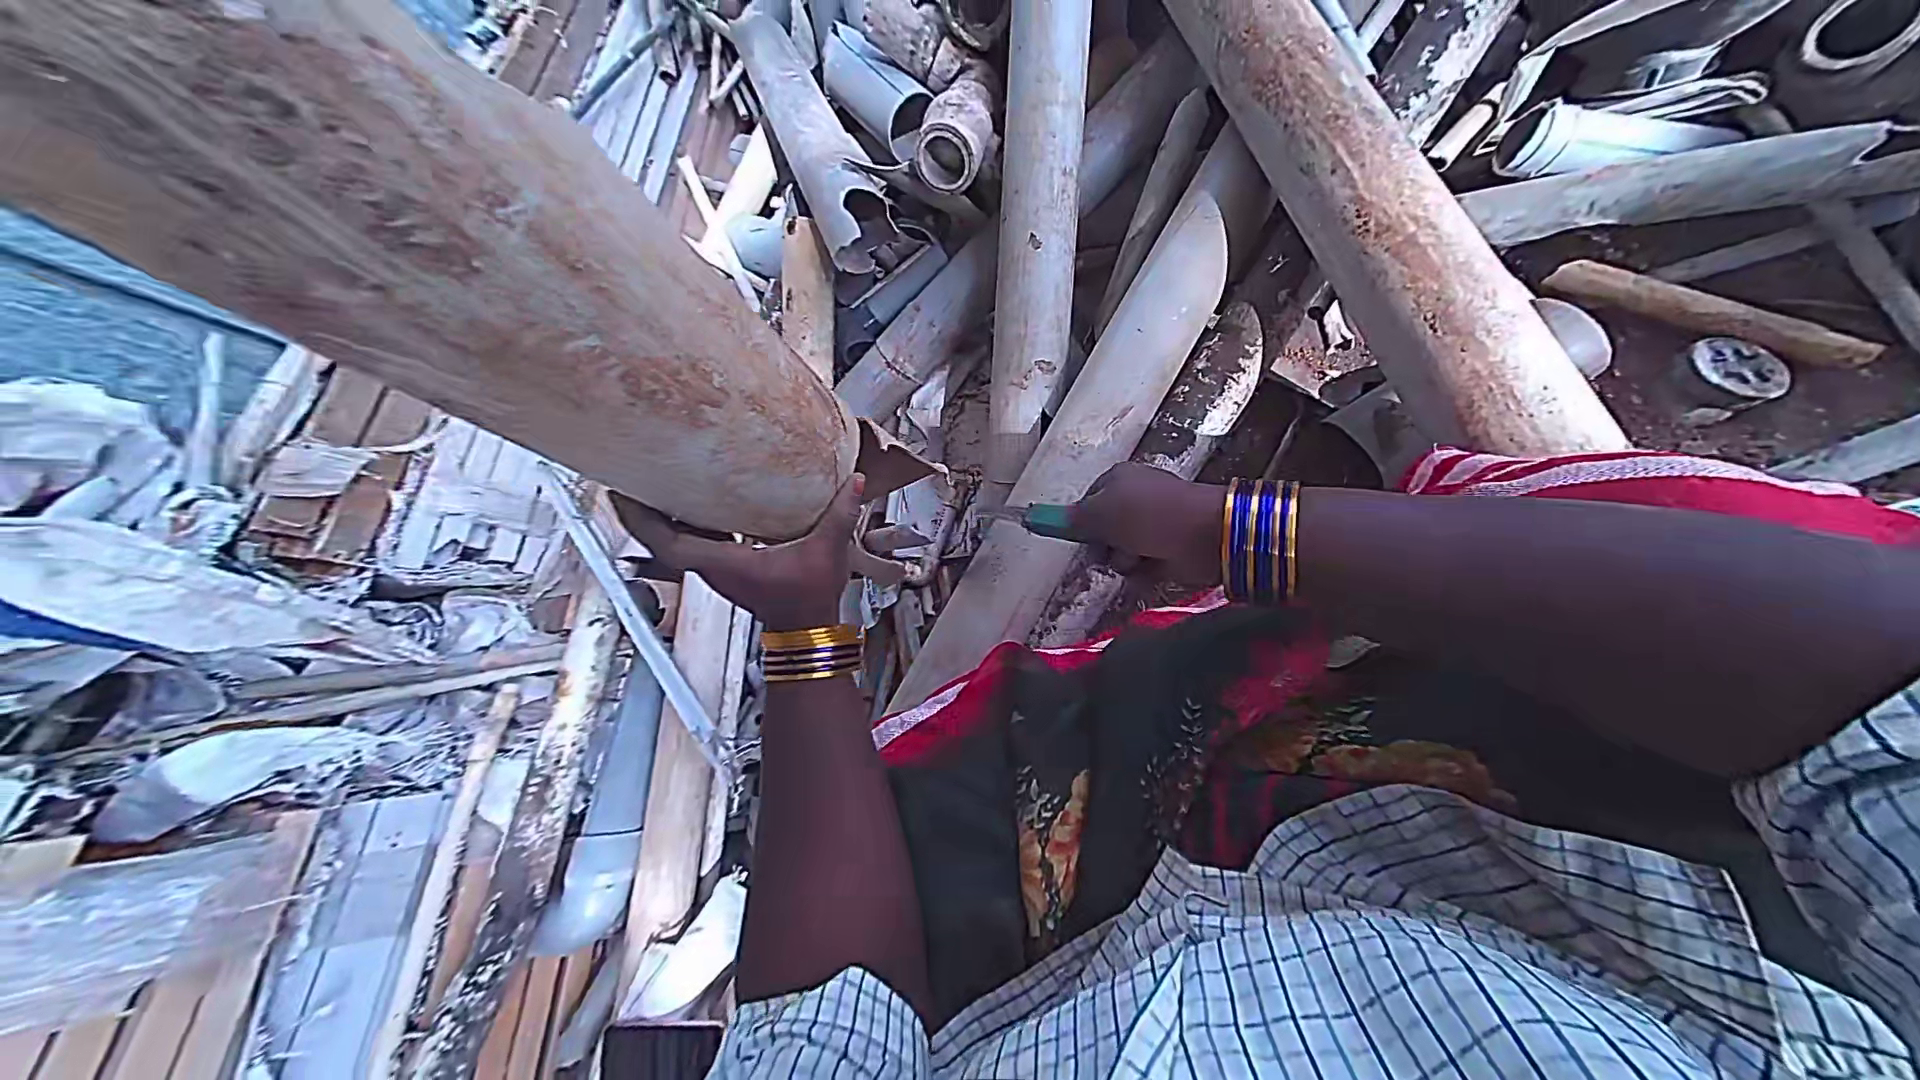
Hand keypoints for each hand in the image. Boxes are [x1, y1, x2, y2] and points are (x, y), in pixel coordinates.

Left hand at [611, 475, 865, 629]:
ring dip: (661, 515)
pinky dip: (685, 522)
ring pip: (674, 540)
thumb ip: (839, 515)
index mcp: (724, 563)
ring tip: (655, 480)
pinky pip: (693, 541)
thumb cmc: (808, 599)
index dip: (638, 517)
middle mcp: (711, 567)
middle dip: (641, 508)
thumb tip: (852, 481)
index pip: (665, 541)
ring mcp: (716, 568)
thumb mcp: (826, 552)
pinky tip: (694, 501)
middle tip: (632, 472)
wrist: (807, 628)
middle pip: (660, 536)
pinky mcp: (726, 567)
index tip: (620, 491)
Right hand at [1068, 462, 1223, 584]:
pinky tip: (1150, 567)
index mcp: (1118, 480)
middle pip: (1099, 531)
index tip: (1078, 536)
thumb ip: (1071, 519)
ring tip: (1138, 557)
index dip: (1079, 522)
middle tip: (1109, 548)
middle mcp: (1133, 501)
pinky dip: (1142, 572)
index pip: (1085, 503)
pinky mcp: (1164, 551)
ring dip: (1123, 560)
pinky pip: (1139, 567)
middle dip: (1102, 545)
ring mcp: (1150, 527)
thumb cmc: (1149, 515)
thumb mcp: (1101, 513)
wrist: (1205, 535)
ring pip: (1117, 553)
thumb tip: (1039, 518)